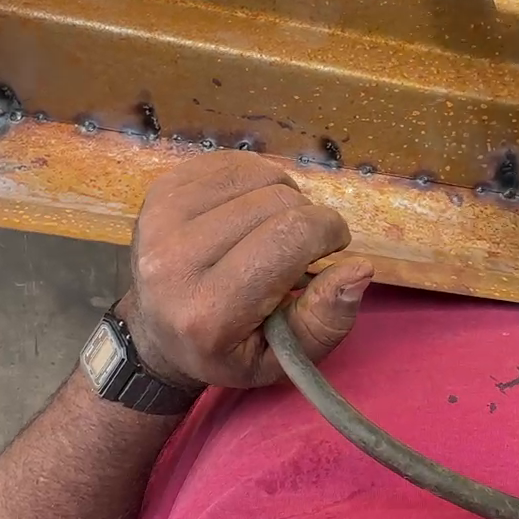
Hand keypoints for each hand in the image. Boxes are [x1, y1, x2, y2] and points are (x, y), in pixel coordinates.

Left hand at [114, 152, 374, 389]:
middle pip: (278, 200)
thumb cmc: (230, 349)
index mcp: (207, 312)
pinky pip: (232, 161)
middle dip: (308, 216)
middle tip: (302, 244)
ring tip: (274, 227)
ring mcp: (160, 219)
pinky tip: (250, 208)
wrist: (158, 332)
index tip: (333, 246)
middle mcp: (174, 261)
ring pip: (258, 173)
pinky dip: (255, 179)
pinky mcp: (159, 190)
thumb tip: (360, 269)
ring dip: (283, 194)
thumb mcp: (284, 357)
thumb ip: (326, 319)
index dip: (329, 231)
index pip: (290, 237)